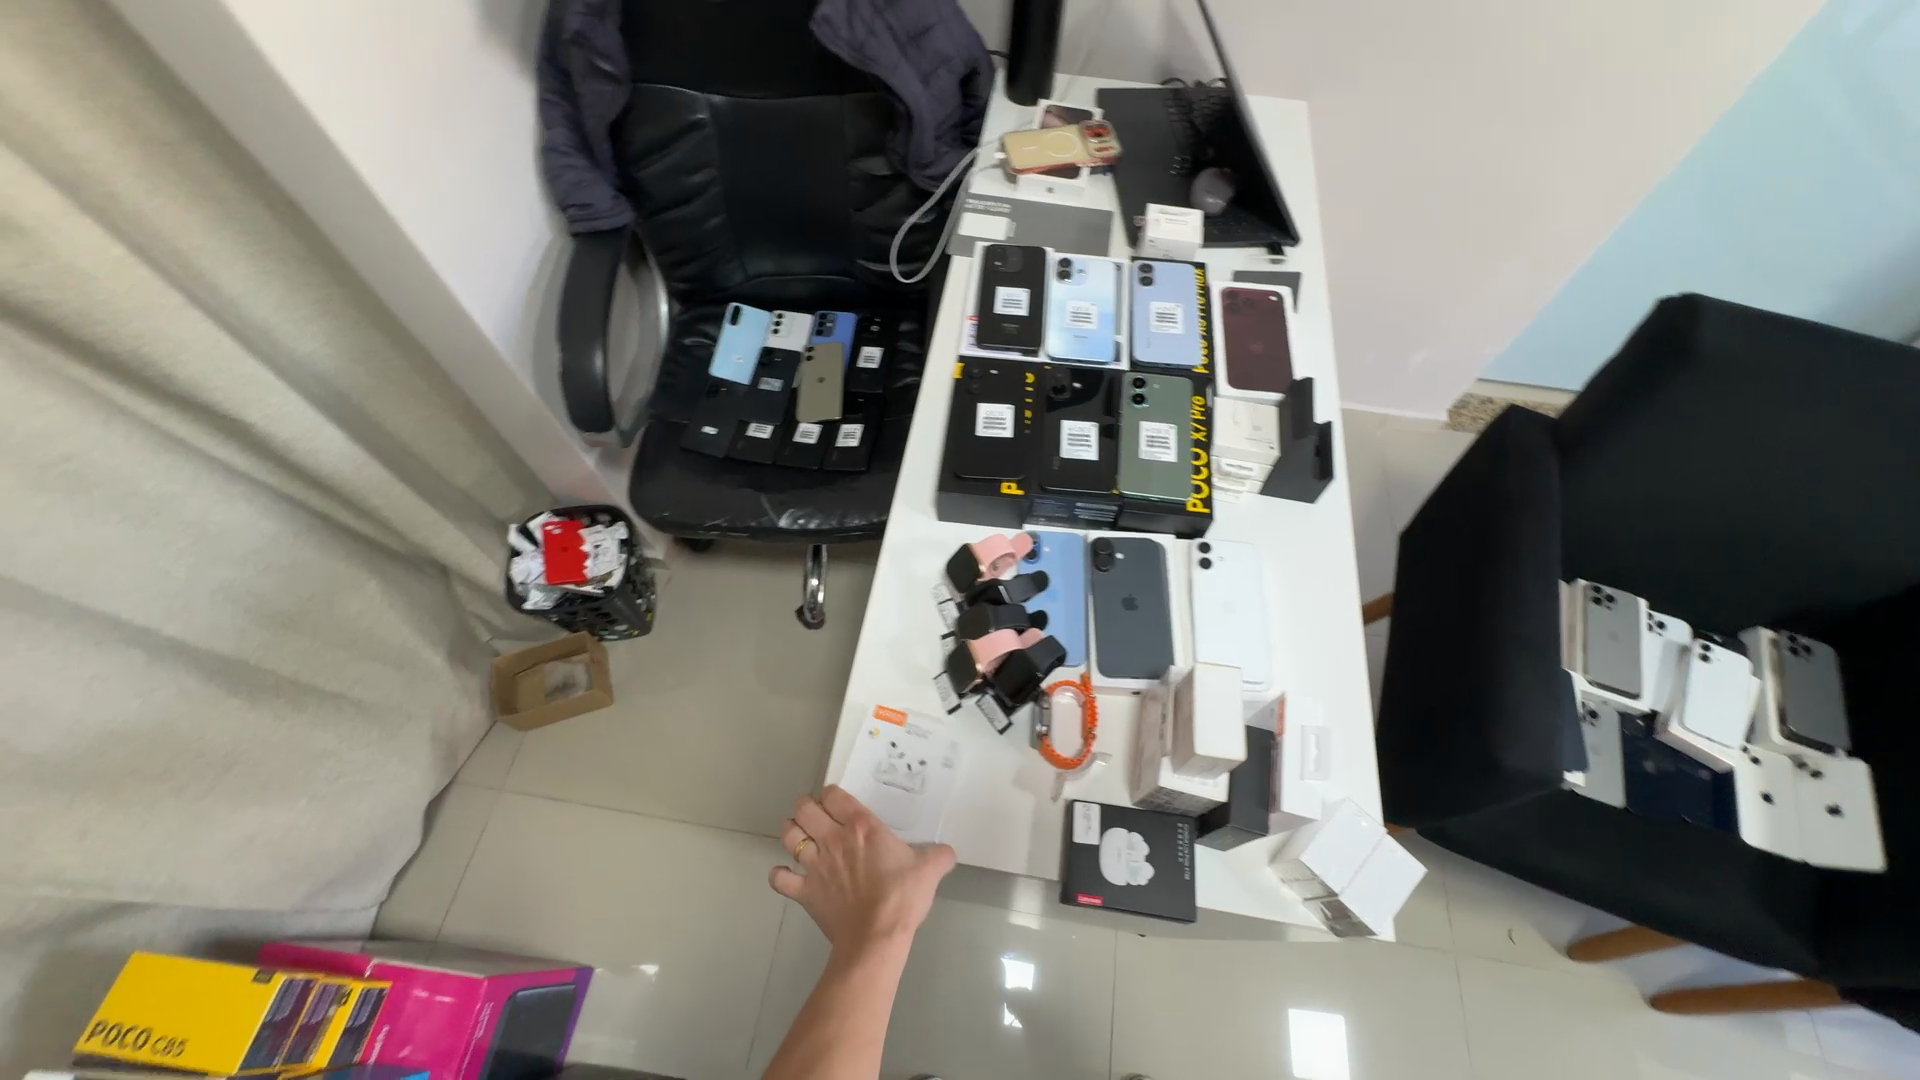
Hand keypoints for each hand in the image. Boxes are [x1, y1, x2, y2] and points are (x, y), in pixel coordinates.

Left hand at [772, 785, 956, 952]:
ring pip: (788, 836)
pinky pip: (779, 879)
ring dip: (791, 833)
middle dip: (806, 808)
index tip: (838, 803)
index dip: (831, 795)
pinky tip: (788, 876)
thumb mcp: (930, 869)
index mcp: (861, 826)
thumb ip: (939, 855)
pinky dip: (780, 875)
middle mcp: (833, 839)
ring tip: (801, 838)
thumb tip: (947, 852)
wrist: (877, 936)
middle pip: (803, 809)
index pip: (833, 794)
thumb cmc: (902, 896)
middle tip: (816, 816)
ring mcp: (815, 865)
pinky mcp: (804, 892)